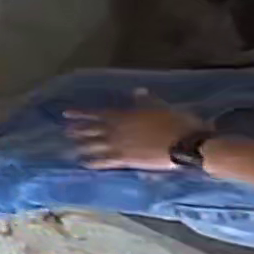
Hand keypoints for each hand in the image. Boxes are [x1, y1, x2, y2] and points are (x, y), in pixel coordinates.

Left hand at [63, 92, 206, 170]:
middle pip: (87, 130)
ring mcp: (115, 145)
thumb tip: (137, 90)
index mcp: (119, 116)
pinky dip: (92, 162)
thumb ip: (145, 100)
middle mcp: (112, 130)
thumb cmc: (177, 123)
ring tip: (73, 148)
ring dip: (81, 146)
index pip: (93, 113)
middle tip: (67, 132)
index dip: (78, 113)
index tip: (65, 114)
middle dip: (76, 131)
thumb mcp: (160, 107)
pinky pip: (103, 161)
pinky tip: (85, 164)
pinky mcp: (124, 159)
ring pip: (90, 145)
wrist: (188, 144)